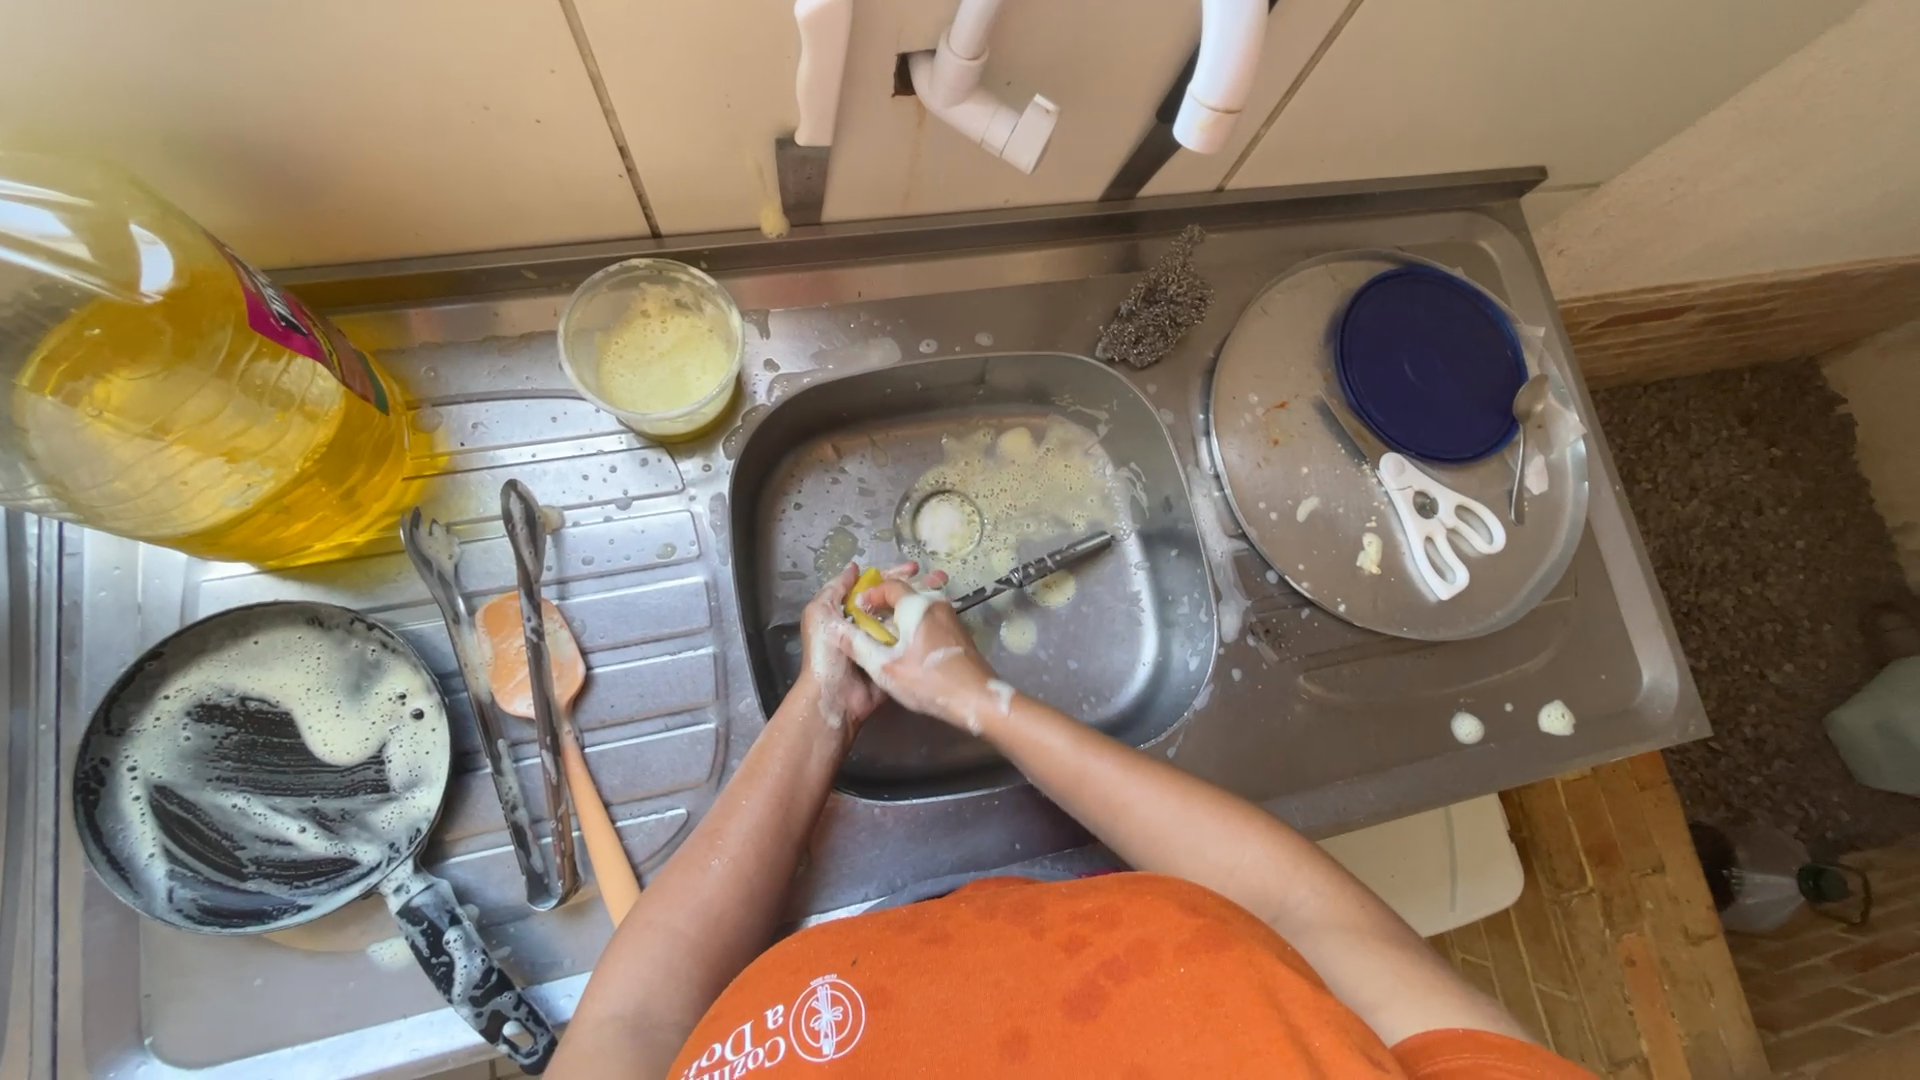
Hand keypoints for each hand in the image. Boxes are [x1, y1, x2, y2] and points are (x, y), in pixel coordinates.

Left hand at [797, 562, 944, 736]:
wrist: (835, 697)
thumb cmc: (824, 653)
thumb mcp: (820, 614)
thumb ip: (835, 589)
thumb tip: (854, 567)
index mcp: (848, 612)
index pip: (874, 587)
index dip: (893, 576)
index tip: (915, 568)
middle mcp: (868, 624)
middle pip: (894, 599)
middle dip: (915, 587)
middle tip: (939, 579)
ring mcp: (883, 642)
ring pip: (906, 617)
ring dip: (924, 605)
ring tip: (944, 593)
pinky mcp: (895, 658)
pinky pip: (910, 640)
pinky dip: (924, 629)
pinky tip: (942, 618)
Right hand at [844, 579, 1008, 734]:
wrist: (976, 697)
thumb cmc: (928, 681)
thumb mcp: (886, 668)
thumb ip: (859, 646)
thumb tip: (835, 629)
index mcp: (917, 606)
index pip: (890, 586)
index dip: (871, 594)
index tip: (859, 610)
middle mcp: (936, 603)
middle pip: (908, 590)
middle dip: (886, 600)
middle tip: (870, 616)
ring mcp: (951, 616)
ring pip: (921, 603)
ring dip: (902, 611)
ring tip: (887, 629)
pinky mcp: (958, 631)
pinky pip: (932, 615)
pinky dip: (916, 620)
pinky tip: (909, 641)